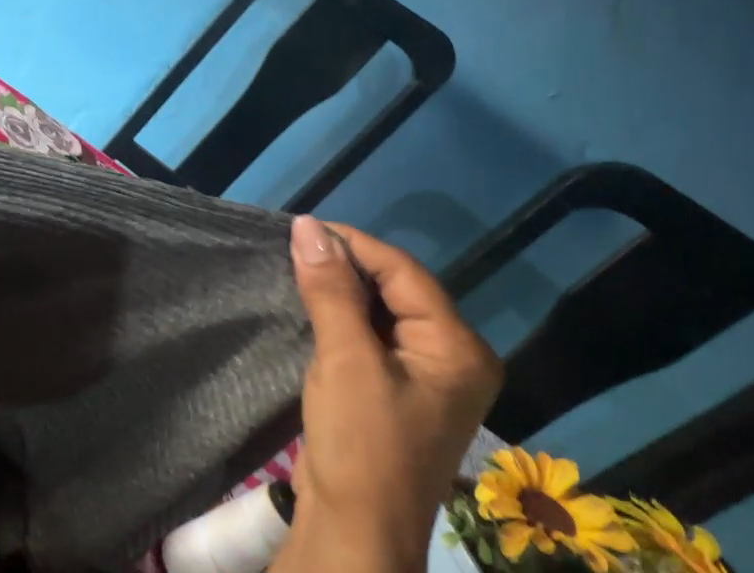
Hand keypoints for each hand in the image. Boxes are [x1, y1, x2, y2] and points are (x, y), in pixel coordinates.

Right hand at [275, 217, 502, 572]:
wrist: (356, 528)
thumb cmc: (360, 442)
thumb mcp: (343, 358)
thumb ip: (330, 289)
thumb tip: (308, 226)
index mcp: (458, 348)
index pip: (405, 273)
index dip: (354, 244)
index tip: (301, 227)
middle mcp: (455, 357)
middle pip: (399, 289)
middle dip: (348, 265)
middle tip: (294, 247)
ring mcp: (430, 378)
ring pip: (385, 312)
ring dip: (343, 290)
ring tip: (297, 269)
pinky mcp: (402, 392)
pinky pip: (376, 337)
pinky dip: (344, 317)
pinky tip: (313, 307)